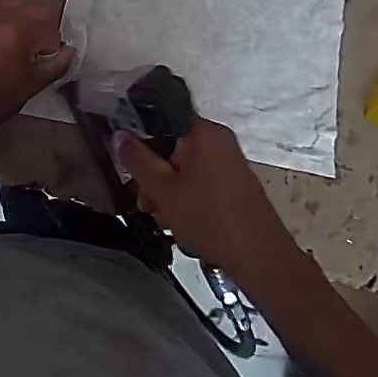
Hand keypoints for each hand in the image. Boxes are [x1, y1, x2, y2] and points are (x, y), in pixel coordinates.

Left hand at [0, 0, 76, 124]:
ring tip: (26, 38)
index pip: (51, 28)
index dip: (54, 46)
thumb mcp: (33, 84)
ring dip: (29, 17)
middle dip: (46, 29)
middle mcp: (3, 16)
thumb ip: (57, 65)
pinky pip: (0, 2)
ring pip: (21, 2)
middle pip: (39, 10)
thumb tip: (70, 52)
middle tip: (41, 49)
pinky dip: (10, 10)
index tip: (49, 58)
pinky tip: (11, 27)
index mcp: (19, 32)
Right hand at [118, 119, 299, 284]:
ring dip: (170, 193)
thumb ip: (137, 160)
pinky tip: (184, 224)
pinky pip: (202, 182)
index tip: (131, 171)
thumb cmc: (208, 218)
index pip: (161, 121)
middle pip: (173, 149)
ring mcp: (230, 161)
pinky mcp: (236, 182)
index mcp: (203, 131)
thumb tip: (119, 135)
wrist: (258, 254)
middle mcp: (219, 139)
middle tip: (148, 205)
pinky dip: (189, 199)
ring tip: (167, 220)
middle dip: (155, 178)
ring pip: (185, 170)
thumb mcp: (162, 190)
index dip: (141, 144)